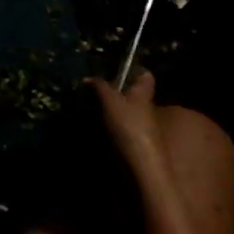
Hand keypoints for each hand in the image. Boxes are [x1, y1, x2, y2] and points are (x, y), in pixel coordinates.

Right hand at [88, 71, 168, 186]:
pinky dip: (110, 124)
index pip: (145, 75)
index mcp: (144, 93)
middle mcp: (146, 107)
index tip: (115, 68)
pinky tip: (96, 125)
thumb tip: (88, 77)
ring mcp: (142, 125)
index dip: (133, 69)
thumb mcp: (110, 101)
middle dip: (116, 89)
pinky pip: (122, 126)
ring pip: (126, 110)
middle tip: (94, 87)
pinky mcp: (135, 141)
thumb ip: (100, 87)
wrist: (141, 165)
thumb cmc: (130, 126)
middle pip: (133, 93)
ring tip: (89, 105)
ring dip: (111, 108)